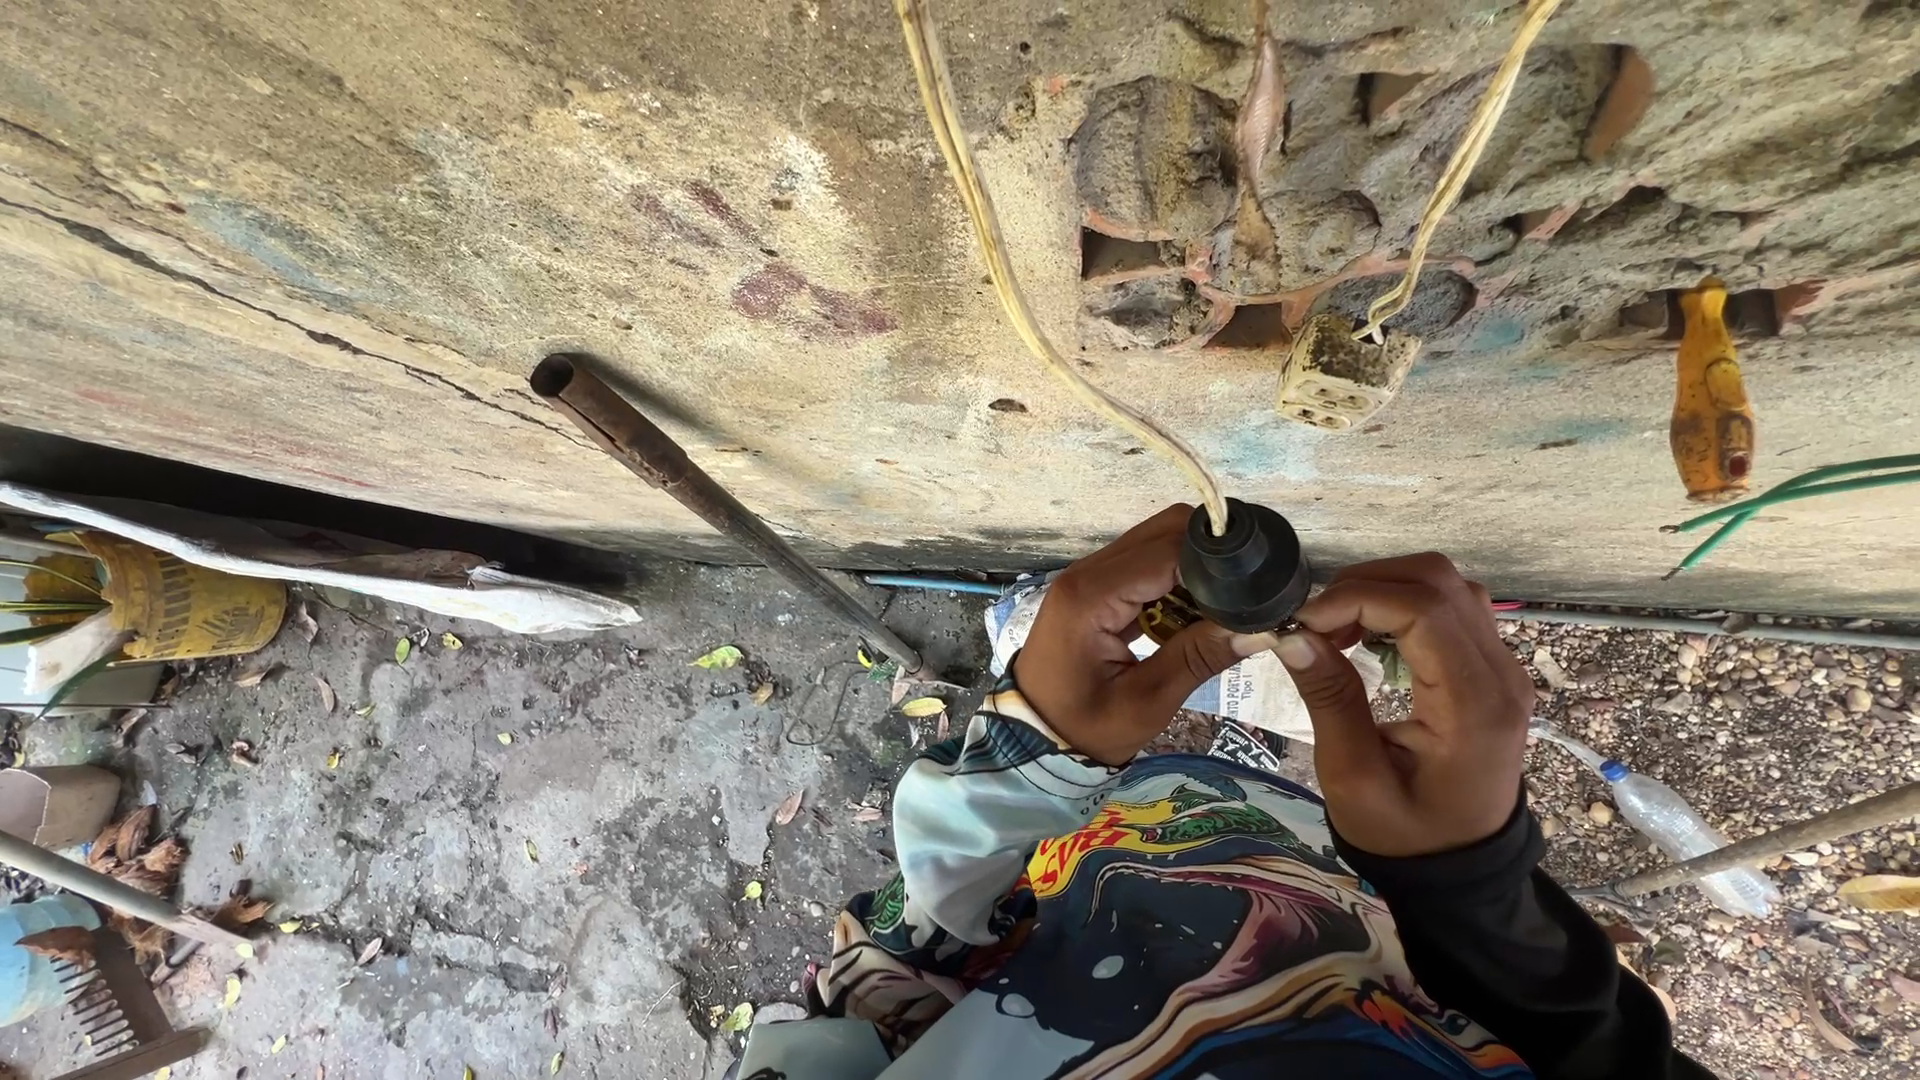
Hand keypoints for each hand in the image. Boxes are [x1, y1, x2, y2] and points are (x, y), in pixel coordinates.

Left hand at [1013, 505, 1274, 765]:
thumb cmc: (1084, 727)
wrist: (1032, 737)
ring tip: (1225, 607)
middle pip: (1162, 532)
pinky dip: (1174, 580)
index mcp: (1091, 595)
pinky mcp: (1094, 588)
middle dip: (1209, 557)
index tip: (1256, 585)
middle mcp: (1087, 572)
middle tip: (1245, 596)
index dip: (1217, 562)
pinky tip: (1196, 614)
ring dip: (1194, 568)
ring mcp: (1088, 576)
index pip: (1168, 550)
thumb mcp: (1146, 701)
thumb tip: (1261, 628)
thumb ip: (1199, 657)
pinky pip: (1143, 565)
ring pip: (1155, 543)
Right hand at [1272, 553, 1532, 856]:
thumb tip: (1293, 636)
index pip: (1423, 609)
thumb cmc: (1403, 831)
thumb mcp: (1353, 777)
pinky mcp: (1489, 666)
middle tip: (1315, 623)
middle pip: (1437, 581)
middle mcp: (1500, 673)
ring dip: (1380, 588)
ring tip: (1335, 626)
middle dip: (1363, 584)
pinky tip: (1363, 632)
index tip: (1303, 625)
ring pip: (1444, 584)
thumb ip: (1329, 700)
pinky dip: (1396, 601)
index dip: (1355, 598)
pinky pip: (1447, 605)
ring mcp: (1501, 666)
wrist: (1457, 864)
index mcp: (1472, 705)